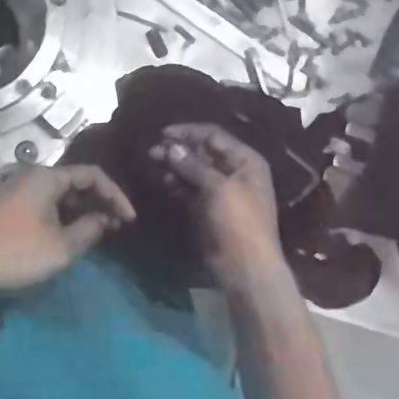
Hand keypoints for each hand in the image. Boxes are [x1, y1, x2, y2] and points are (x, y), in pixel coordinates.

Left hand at [0, 165, 135, 303]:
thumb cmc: (17, 255)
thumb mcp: (63, 247)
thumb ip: (90, 228)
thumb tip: (103, 219)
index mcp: (46, 177)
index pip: (92, 175)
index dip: (116, 195)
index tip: (130, 219)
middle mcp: (31, 176)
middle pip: (75, 181)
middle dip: (100, 202)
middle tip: (118, 226)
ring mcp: (18, 190)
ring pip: (60, 194)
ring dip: (82, 210)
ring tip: (100, 231)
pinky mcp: (9, 206)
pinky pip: (45, 203)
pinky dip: (64, 215)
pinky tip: (73, 234)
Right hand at [149, 122, 289, 293]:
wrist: (244, 265)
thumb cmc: (239, 222)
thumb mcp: (218, 188)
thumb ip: (194, 165)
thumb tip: (171, 147)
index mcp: (246, 161)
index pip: (214, 136)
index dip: (189, 132)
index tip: (163, 133)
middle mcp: (233, 171)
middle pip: (202, 151)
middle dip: (178, 149)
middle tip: (153, 151)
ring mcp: (219, 189)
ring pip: (193, 169)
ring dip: (174, 164)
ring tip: (153, 161)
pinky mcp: (206, 206)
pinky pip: (189, 187)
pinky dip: (177, 182)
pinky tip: (163, 180)